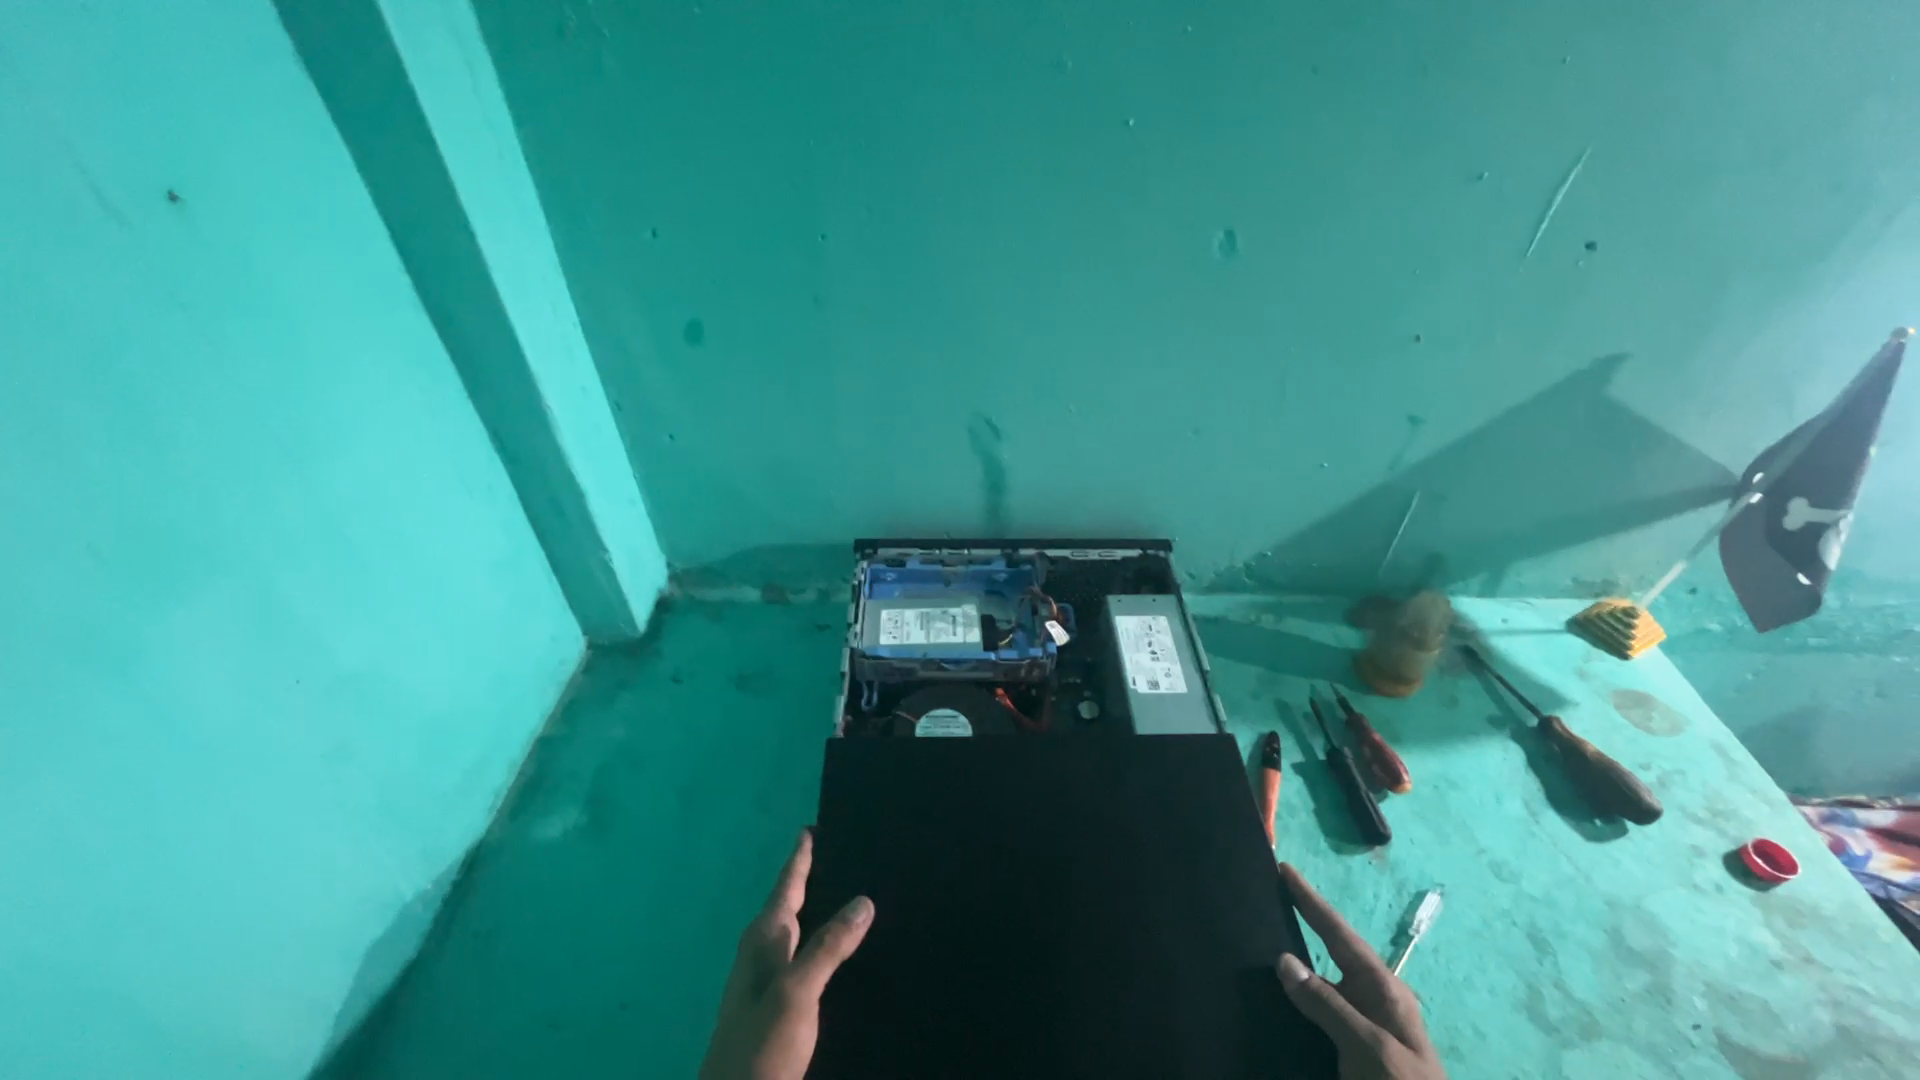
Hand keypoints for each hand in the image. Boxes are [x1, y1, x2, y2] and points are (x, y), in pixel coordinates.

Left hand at [699, 830, 874, 1079]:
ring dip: (817, 908)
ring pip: (796, 930)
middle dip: (811, 876)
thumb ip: (829, 946)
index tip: (813, 826)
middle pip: (789, 903)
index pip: (787, 885)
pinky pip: (802, 956)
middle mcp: (762, 953)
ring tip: (847, 890)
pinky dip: (821, 941)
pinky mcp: (777, 1005)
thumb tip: (863, 900)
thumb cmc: (761, 1045)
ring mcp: (767, 981)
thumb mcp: (798, 992)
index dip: (801, 857)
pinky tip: (841, 950)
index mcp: (763, 939)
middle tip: (841, 850)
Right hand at [1277, 863, 1447, 1079]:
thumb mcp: (1370, 1051)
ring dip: (1293, 965)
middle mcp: (1371, 999)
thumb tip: (1284, 960)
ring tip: (1257, 941)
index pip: (1338, 933)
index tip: (1284, 869)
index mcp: (1382, 989)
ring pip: (1319, 983)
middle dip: (1301, 923)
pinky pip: (1317, 1012)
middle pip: (1329, 951)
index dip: (1310, 901)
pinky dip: (1294, 998)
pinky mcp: (1351, 1050)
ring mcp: (1362, 1025)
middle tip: (1265, 896)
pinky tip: (1270, 998)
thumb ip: (1327, 1005)